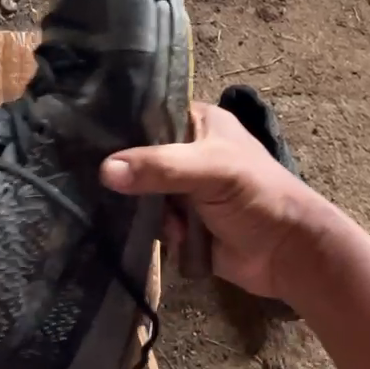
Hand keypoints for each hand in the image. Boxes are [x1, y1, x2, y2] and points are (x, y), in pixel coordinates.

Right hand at [100, 103, 324, 299]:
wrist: (287, 255)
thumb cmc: (257, 195)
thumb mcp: (210, 169)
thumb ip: (160, 167)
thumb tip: (106, 170)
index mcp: (198, 122)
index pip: (150, 113)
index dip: (120, 122)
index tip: (82, 132)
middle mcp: (187, 150)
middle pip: (140, 154)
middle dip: (121, 168)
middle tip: (83, 173)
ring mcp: (182, 188)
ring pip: (140, 189)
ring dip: (132, 202)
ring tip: (104, 205)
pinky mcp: (180, 222)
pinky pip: (148, 219)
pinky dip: (142, 226)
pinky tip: (124, 227)